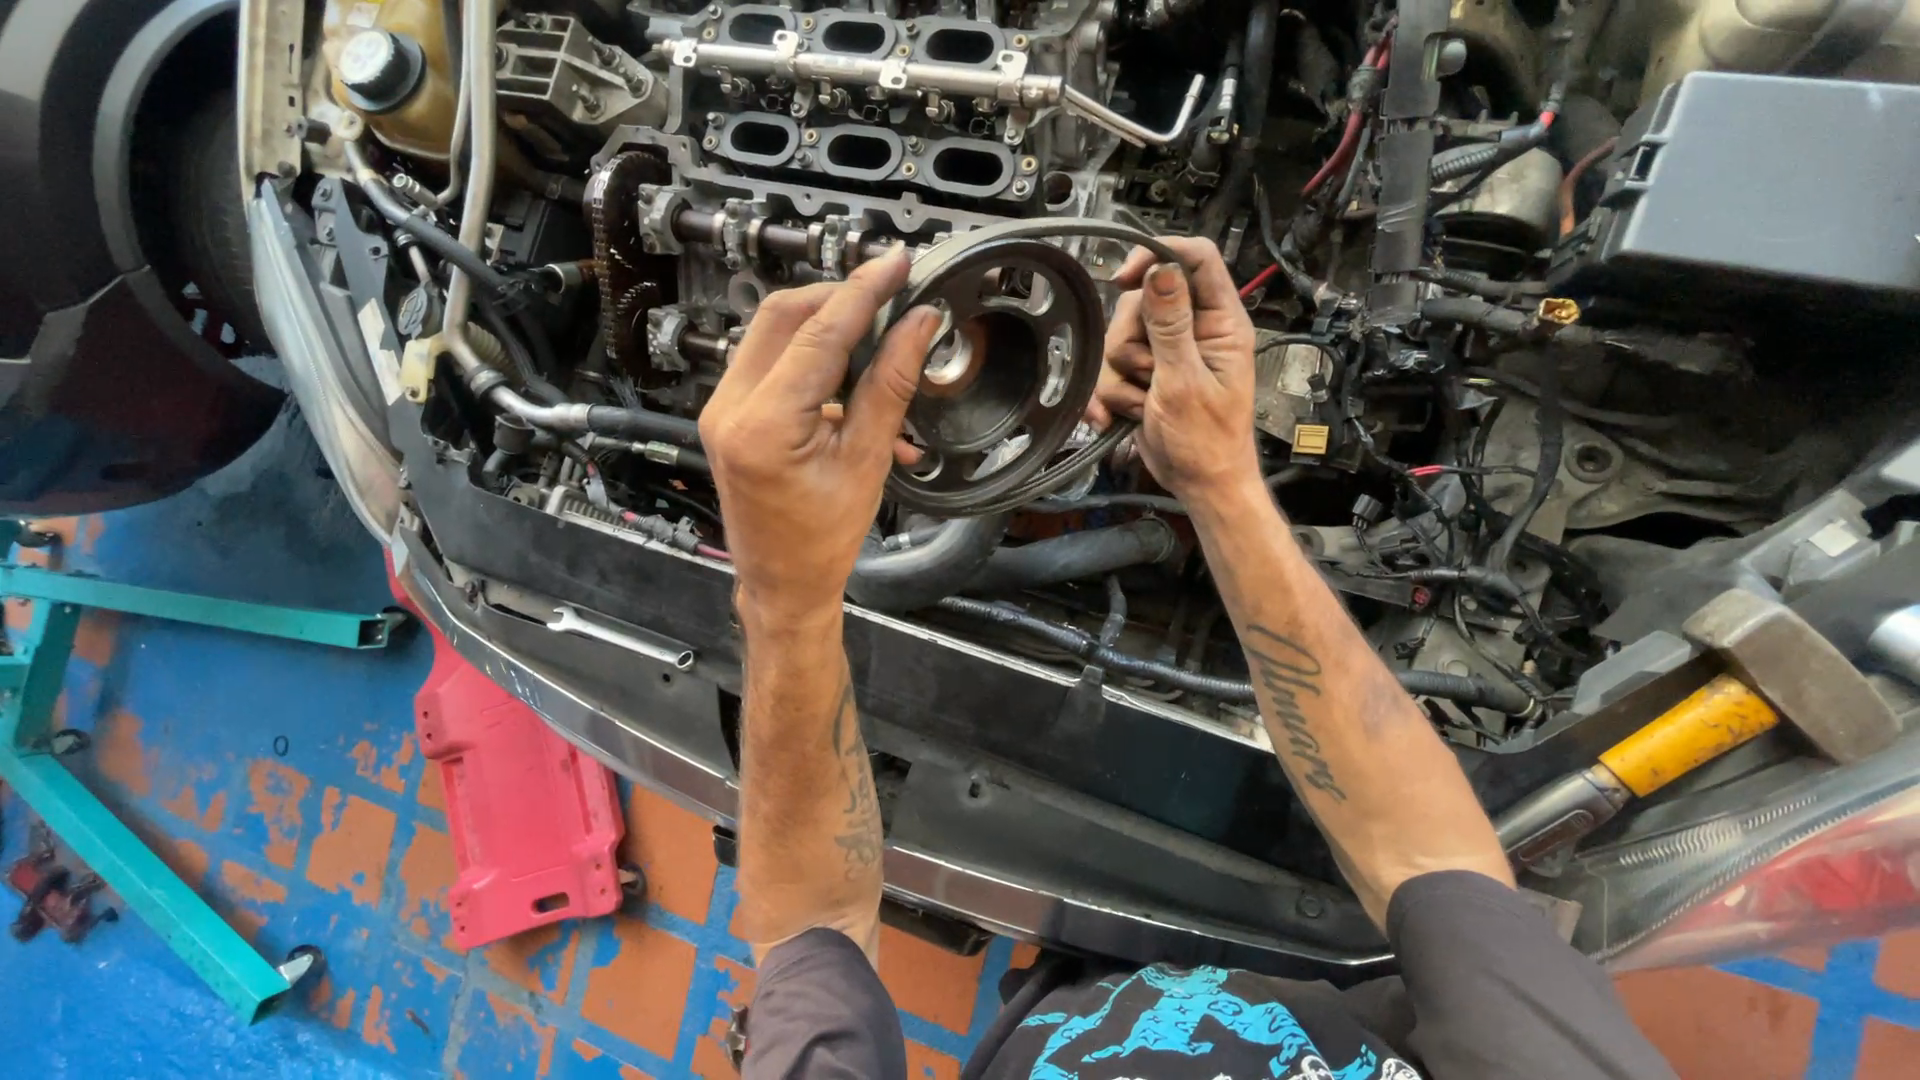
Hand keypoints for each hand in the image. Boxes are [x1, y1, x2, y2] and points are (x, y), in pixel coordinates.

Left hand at [699, 249, 941, 622]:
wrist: (781, 583)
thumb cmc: (822, 541)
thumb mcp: (866, 462)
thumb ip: (891, 386)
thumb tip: (918, 326)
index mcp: (763, 425)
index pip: (818, 333)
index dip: (863, 292)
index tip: (897, 265)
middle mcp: (729, 408)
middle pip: (783, 317)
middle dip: (839, 299)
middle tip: (889, 296)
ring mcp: (722, 410)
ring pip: (774, 335)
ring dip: (827, 329)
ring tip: (879, 344)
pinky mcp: (728, 415)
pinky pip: (772, 366)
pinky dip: (814, 363)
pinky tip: (856, 387)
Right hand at [1086, 237, 1260, 501]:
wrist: (1198, 485)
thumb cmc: (1208, 442)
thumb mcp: (1186, 382)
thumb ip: (1171, 325)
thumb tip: (1161, 272)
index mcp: (1219, 323)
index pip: (1195, 259)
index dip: (1158, 257)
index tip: (1125, 278)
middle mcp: (1192, 331)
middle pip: (1142, 301)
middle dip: (1130, 342)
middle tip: (1147, 376)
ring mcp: (1166, 354)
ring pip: (1119, 338)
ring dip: (1119, 377)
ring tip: (1140, 404)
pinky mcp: (1144, 376)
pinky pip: (1110, 369)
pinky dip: (1108, 395)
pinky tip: (1115, 416)